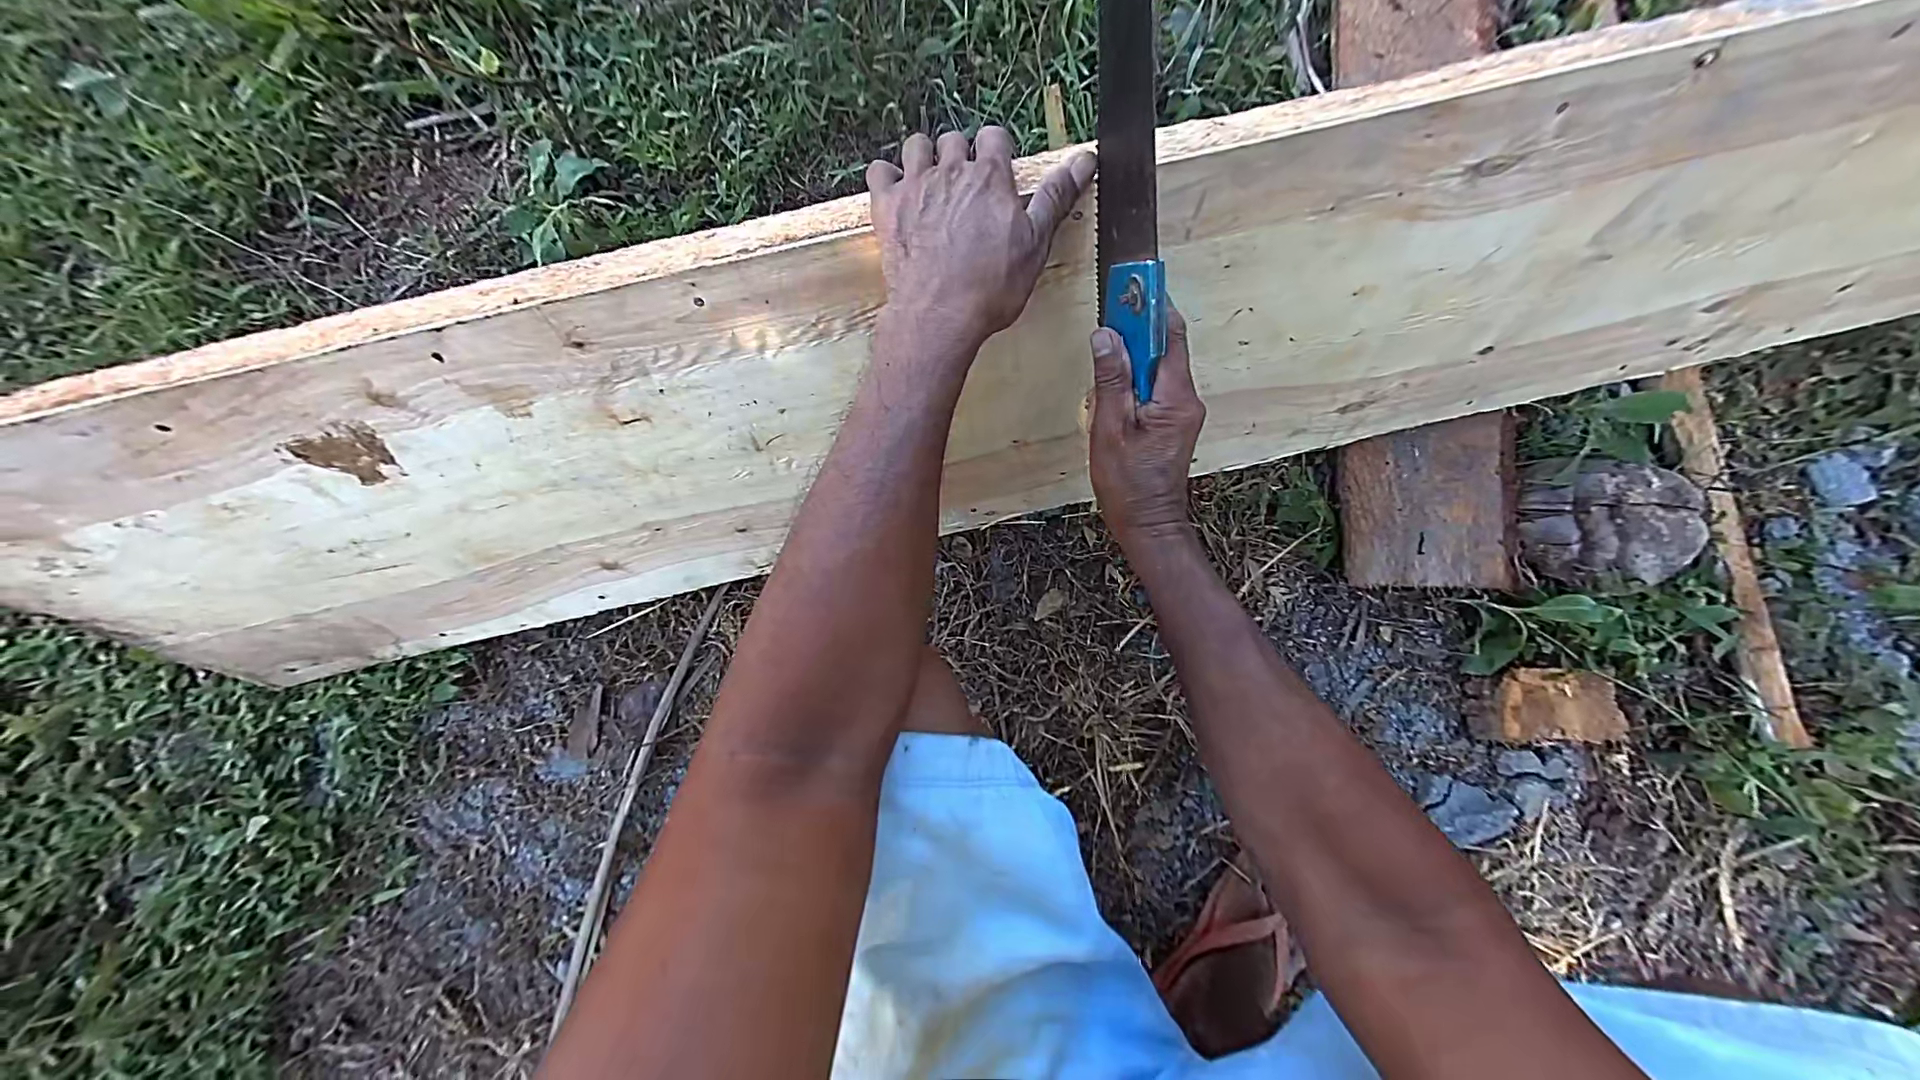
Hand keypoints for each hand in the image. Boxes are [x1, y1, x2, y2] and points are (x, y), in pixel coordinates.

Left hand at [867, 128, 1095, 350]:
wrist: (940, 315)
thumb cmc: (989, 289)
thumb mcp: (1035, 245)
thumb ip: (1056, 198)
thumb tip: (1084, 160)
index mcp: (991, 178)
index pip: (995, 137)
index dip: (996, 151)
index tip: (996, 171)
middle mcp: (952, 172)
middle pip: (955, 140)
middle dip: (960, 156)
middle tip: (964, 187)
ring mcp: (916, 187)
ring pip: (917, 146)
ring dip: (924, 157)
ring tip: (931, 184)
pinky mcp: (888, 208)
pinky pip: (879, 171)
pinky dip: (886, 176)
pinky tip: (896, 192)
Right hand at [1088, 308, 1206, 542]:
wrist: (1147, 522)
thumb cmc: (1128, 482)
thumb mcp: (1111, 428)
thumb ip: (1111, 379)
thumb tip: (1106, 334)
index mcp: (1176, 396)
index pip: (1170, 334)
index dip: (1151, 305)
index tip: (1131, 283)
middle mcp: (1187, 398)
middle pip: (1166, 347)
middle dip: (1138, 327)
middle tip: (1110, 309)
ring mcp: (1182, 411)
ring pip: (1159, 366)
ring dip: (1134, 353)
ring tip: (1106, 346)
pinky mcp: (1173, 422)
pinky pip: (1156, 385)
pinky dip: (1136, 375)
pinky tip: (1113, 382)